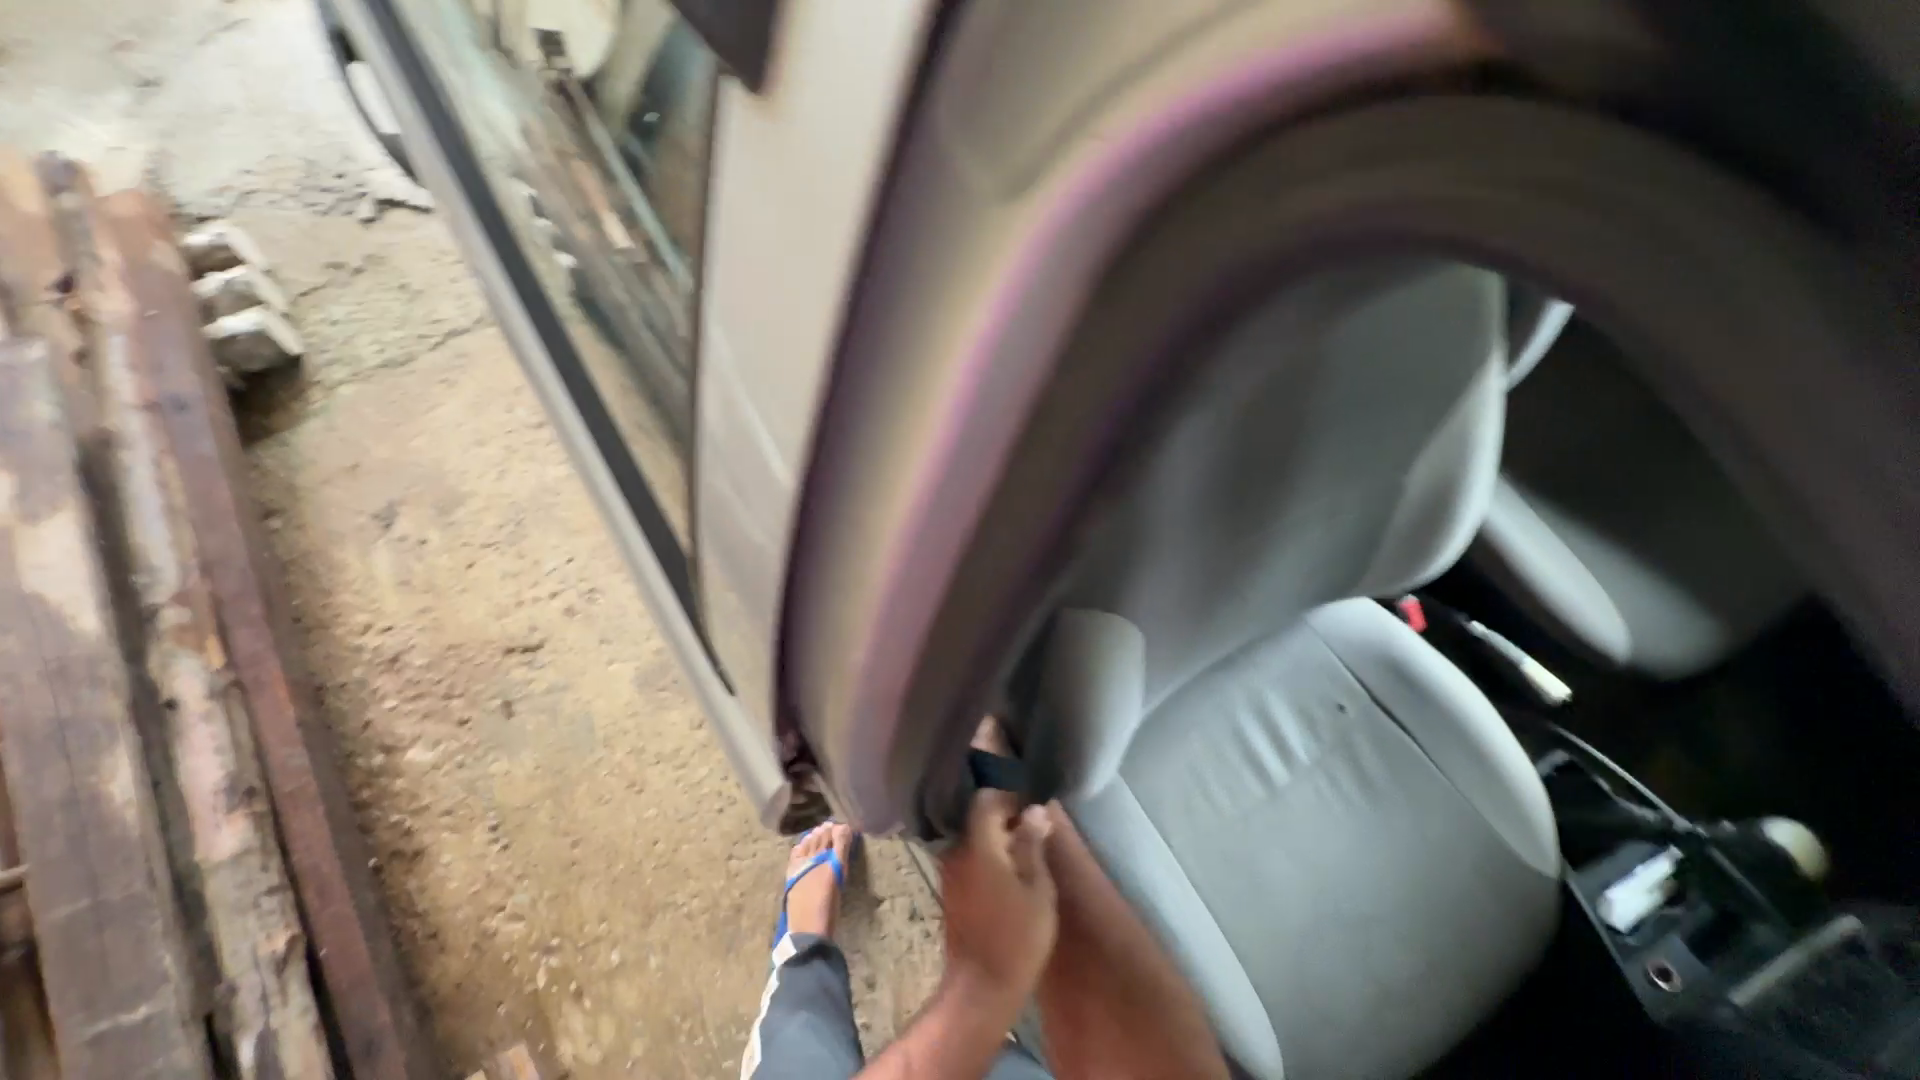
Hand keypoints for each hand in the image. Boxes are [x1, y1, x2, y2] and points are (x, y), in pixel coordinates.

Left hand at [939, 787, 1057, 1006]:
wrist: (981, 987)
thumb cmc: (1018, 938)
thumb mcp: (1037, 889)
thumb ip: (1033, 844)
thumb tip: (1035, 809)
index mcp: (978, 844)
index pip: (986, 798)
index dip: (1011, 797)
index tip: (1035, 810)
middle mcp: (956, 850)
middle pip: (977, 816)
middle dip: (1005, 817)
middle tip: (1035, 831)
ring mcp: (949, 870)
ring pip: (973, 836)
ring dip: (996, 838)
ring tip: (1026, 853)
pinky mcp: (949, 888)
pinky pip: (968, 857)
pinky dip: (987, 855)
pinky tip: (1009, 873)